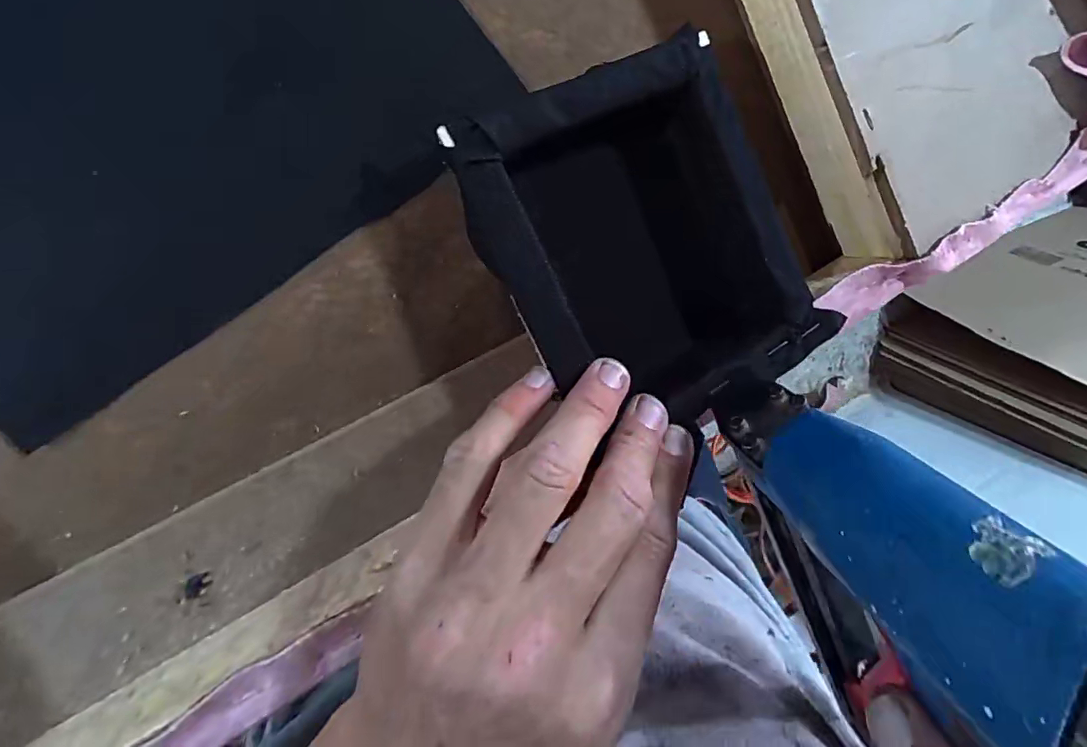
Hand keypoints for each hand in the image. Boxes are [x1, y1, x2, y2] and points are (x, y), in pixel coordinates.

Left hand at [318, 358, 694, 746]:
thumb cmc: (529, 728)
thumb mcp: (607, 682)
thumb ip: (640, 578)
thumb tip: (665, 468)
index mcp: (594, 676)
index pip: (648, 544)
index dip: (666, 473)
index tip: (674, 432)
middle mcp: (530, 637)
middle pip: (603, 505)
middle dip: (632, 436)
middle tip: (644, 395)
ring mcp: (462, 601)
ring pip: (535, 476)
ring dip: (577, 413)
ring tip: (603, 375)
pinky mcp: (412, 570)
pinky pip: (463, 472)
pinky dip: (504, 417)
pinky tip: (536, 385)